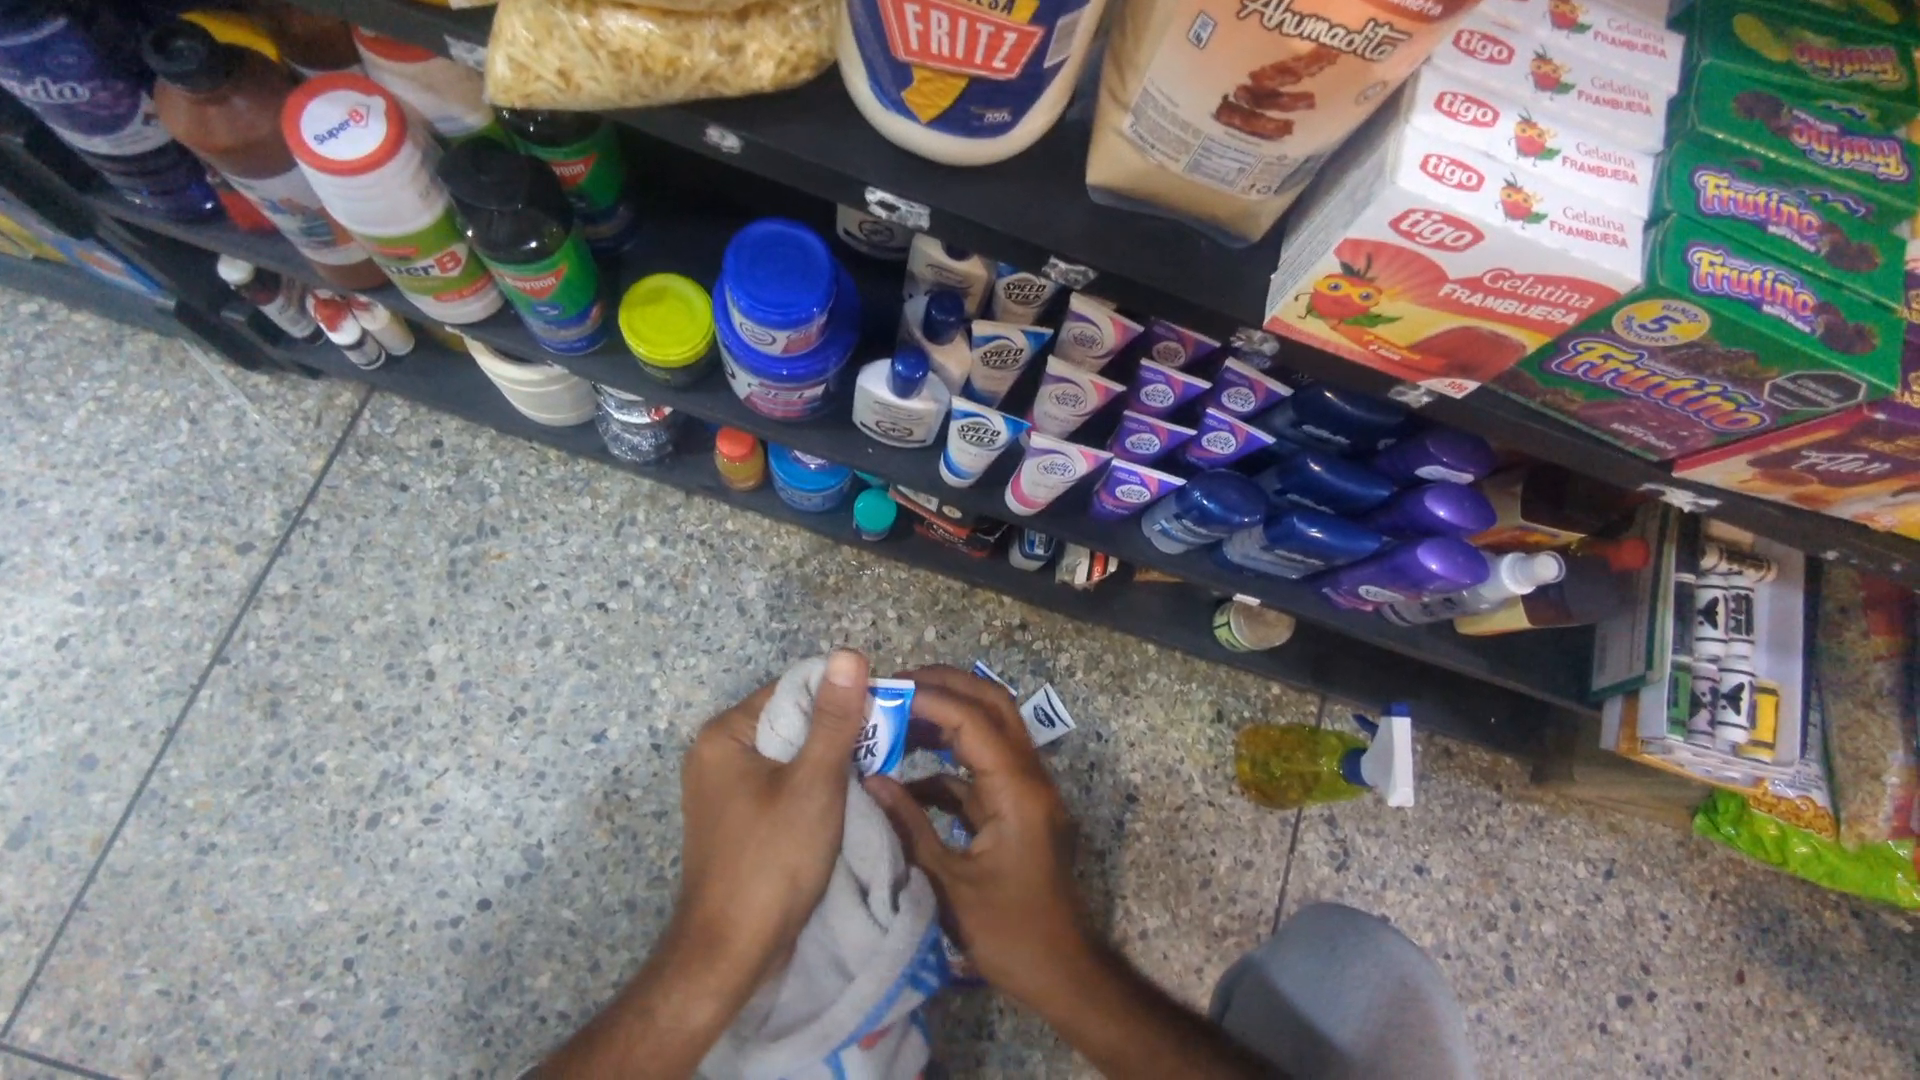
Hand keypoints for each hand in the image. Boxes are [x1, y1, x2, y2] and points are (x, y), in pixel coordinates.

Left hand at [675, 648, 871, 985]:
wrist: (730, 953)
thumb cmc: (772, 861)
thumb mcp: (814, 784)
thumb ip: (834, 718)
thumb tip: (848, 652)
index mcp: (725, 734)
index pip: (793, 689)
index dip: (841, 696)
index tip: (884, 714)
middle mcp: (717, 753)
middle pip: (791, 720)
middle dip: (837, 732)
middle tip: (884, 747)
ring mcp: (724, 789)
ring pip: (790, 754)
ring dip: (829, 762)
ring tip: (870, 774)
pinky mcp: (737, 818)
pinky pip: (782, 783)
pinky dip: (812, 786)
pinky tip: (843, 802)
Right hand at [863, 665, 1091, 1005]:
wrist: (1062, 972)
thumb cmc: (1009, 934)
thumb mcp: (948, 885)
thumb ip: (910, 827)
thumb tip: (870, 781)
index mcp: (1018, 791)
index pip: (974, 721)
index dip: (929, 700)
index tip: (884, 692)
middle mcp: (1029, 778)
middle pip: (992, 706)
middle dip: (945, 687)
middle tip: (893, 686)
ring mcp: (1026, 791)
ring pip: (990, 730)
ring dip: (948, 717)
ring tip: (896, 717)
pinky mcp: (1018, 808)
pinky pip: (982, 768)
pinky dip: (948, 762)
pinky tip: (908, 777)